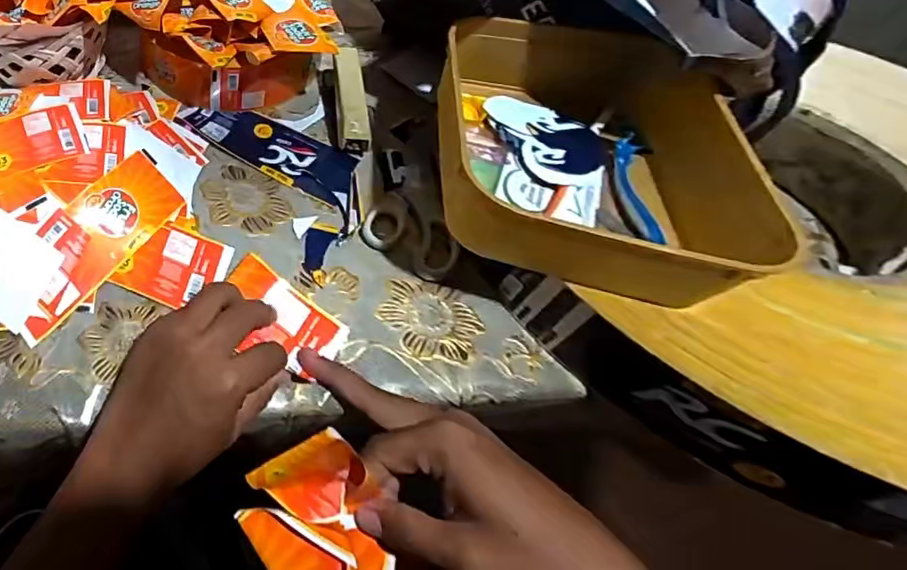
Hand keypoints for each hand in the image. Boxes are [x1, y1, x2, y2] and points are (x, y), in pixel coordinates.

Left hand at [75, 282, 288, 504]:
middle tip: (267, 318)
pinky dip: (202, 313)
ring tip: (238, 307)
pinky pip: (187, 308)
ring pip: (216, 293)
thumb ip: (259, 397)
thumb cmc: (182, 453)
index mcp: (229, 380)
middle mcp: (206, 347)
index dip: (279, 355)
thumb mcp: (230, 432)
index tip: (275, 357)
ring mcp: (178, 332)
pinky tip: (203, 327)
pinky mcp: (156, 327)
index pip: (270, 352)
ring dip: (234, 299)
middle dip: (264, 313)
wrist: (126, 454)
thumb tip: (279, 373)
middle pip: (247, 312)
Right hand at [301, 347, 641, 569]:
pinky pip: (424, 438)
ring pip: (403, 417)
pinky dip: (399, 441)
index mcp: (445, 438)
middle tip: (309, 358)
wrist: (596, 568)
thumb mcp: (465, 554)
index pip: (381, 452)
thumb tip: (360, 509)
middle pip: (385, 401)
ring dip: (372, 414)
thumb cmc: (530, 559)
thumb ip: (407, 529)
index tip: (363, 518)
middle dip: (346, 381)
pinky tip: (388, 450)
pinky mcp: (475, 449)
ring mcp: (466, 432)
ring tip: (336, 389)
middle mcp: (451, 422)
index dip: (366, 485)